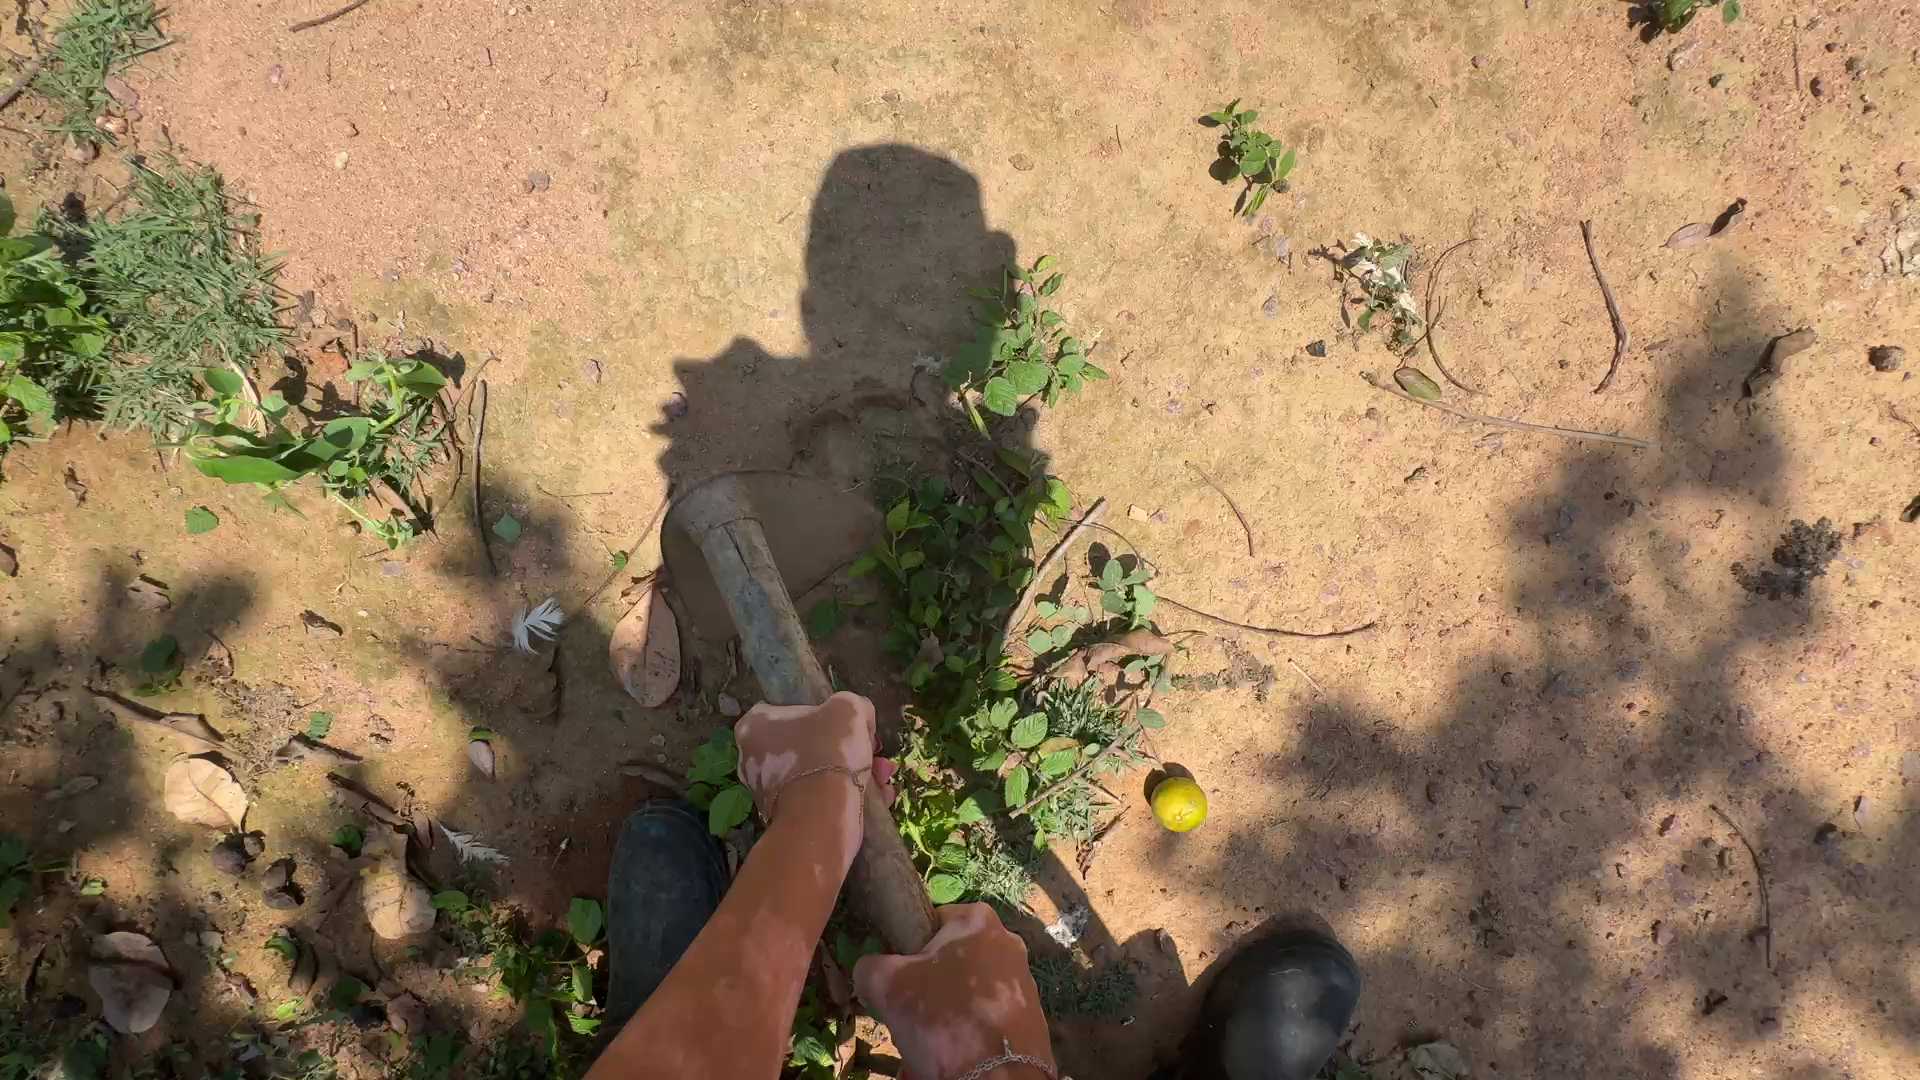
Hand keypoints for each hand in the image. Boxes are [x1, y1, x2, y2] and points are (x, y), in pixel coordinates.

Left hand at [733, 691, 896, 828]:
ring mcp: (769, 791)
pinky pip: (822, 796)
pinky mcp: (789, 817)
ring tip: (884, 773)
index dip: (822, 709)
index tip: (846, 720)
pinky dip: (850, 793)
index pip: (787, 707)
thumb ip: (854, 703)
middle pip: (809, 741)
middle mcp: (754, 759)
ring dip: (856, 769)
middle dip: (847, 745)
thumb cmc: (828, 752)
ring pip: (820, 771)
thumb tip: (861, 716)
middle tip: (871, 747)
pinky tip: (880, 793)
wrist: (823, 817)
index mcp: (754, 726)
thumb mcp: (849, 708)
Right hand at [853, 904, 1053, 1079]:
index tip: (901, 979)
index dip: (910, 950)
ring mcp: (1023, 978)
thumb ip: (870, 966)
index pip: (931, 921)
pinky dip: (971, 1031)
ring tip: (934, 1040)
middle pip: (951, 957)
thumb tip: (868, 967)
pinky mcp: (1031, 1014)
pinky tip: (958, 1053)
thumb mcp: (890, 986)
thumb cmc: (943, 1018)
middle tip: (914, 1014)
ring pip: (968, 990)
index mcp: (977, 918)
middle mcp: (1006, 939)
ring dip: (949, 1010)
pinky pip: (987, 1016)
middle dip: (930, 984)